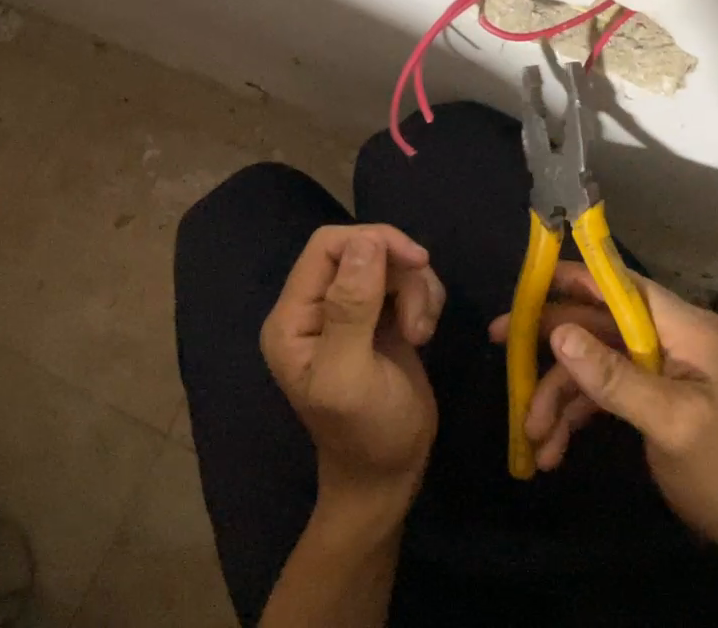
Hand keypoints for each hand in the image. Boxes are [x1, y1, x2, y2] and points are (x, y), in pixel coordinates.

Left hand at [262, 225, 444, 499]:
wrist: (389, 474)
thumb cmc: (365, 433)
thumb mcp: (351, 374)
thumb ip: (351, 308)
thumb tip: (366, 242)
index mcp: (293, 317)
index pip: (328, 246)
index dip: (373, 242)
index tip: (416, 263)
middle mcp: (316, 308)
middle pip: (365, 250)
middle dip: (402, 274)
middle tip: (419, 321)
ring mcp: (350, 312)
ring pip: (391, 265)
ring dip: (418, 291)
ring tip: (422, 335)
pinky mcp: (381, 319)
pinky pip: (407, 283)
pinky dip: (425, 299)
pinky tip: (424, 334)